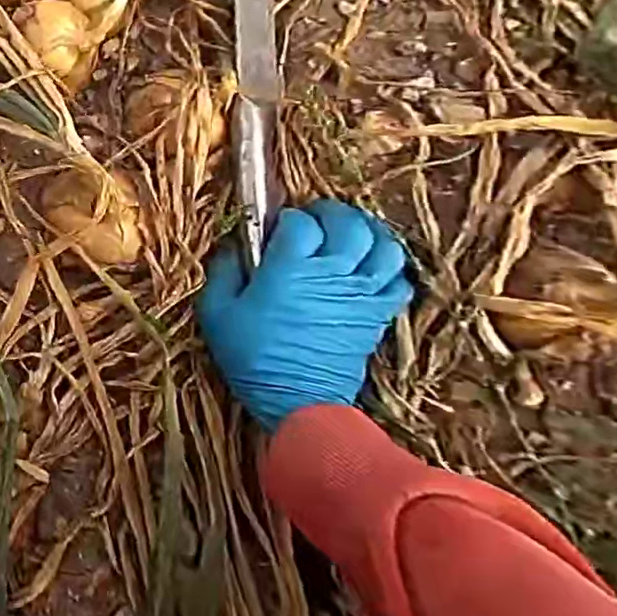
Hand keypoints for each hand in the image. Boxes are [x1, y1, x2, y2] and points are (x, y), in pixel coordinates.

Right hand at [196, 200, 411, 430]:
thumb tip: (233, 246)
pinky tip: (367, 266)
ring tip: (345, 234)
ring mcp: (362, 293)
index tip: (273, 227)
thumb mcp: (217, 309)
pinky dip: (388, 266)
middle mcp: (333, 273)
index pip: (300, 221)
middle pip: (350, 224)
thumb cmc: (251, 353)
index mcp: (290, 268)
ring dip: (366, 233)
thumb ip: (224, 270)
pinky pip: (399, 279)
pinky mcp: (378, 314)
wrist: (298, 401)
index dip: (286, 218)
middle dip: (331, 214)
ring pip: (384, 246)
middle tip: (312, 219)